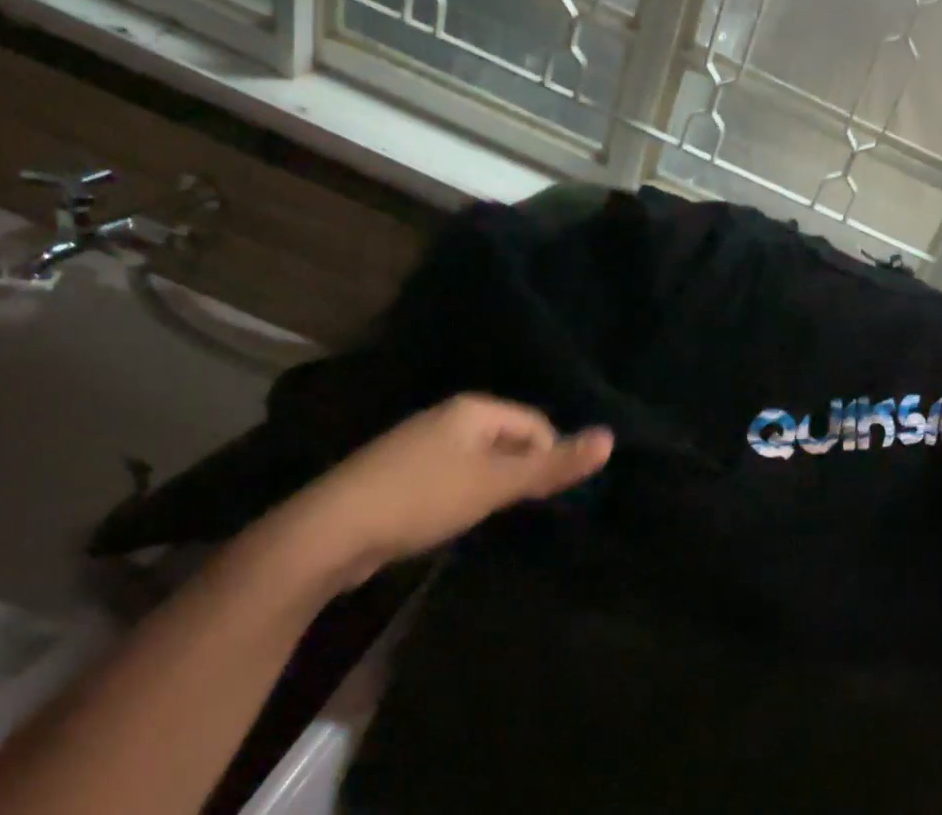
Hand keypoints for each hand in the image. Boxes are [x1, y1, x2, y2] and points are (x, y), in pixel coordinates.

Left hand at [271, 394, 612, 586]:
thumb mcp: (498, 483)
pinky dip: (462, 498)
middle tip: (521, 510)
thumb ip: (553, 465)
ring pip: (479, 463)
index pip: (536, 424)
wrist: (329, 532)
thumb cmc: (424, 497)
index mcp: (473, 409)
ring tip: (489, 518)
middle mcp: (446, 418)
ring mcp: (419, 447)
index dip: (549, 457)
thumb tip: (611, 438)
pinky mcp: (398, 477)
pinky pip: (451, 479)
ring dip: (492, 489)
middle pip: (509, 441)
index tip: (546, 496)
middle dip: (521, 474)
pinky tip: (453, 523)